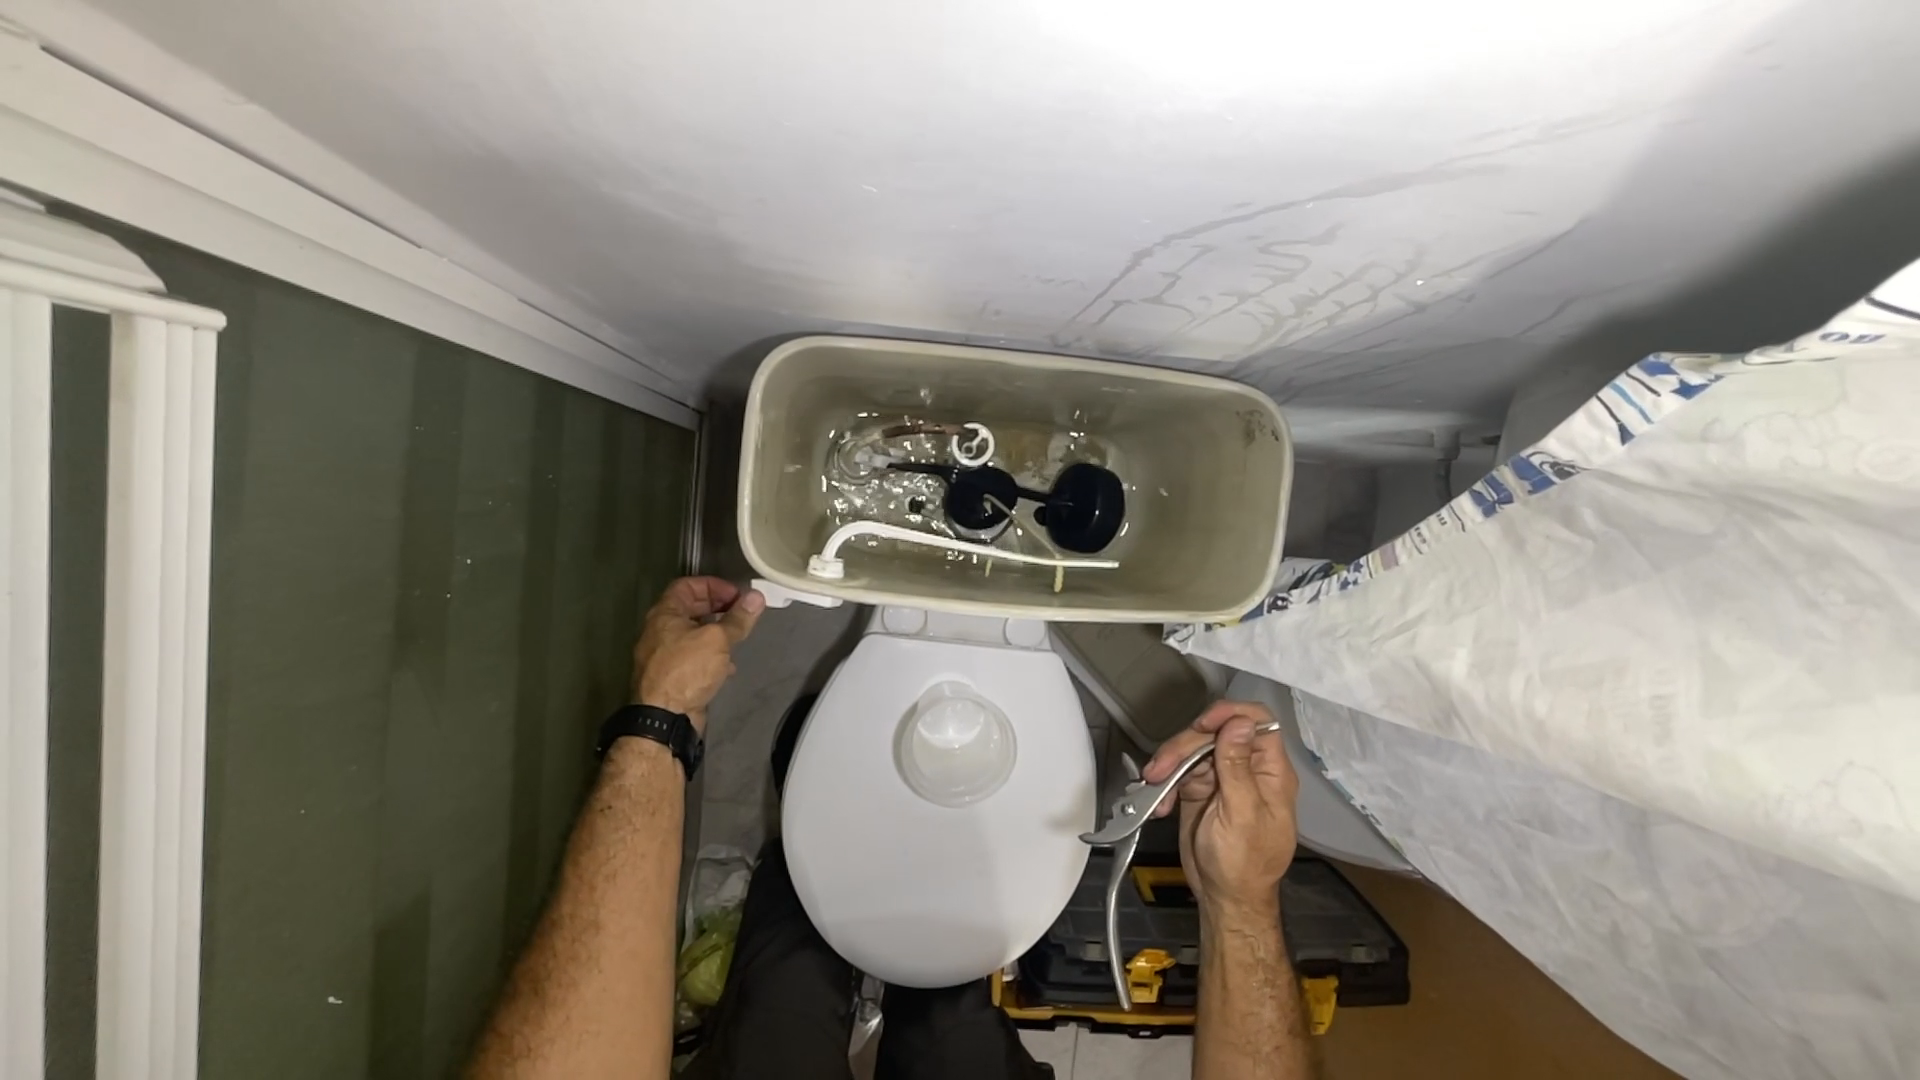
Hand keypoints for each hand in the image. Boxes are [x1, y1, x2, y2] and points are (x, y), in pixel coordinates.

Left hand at [632, 577, 765, 732]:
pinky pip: (694, 656)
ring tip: (738, 635)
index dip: (713, 584)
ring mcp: (664, 654)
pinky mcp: (672, 675)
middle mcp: (661, 630)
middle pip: (690, 608)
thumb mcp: (717, 639)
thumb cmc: (687, 670)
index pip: (686, 585)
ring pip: (693, 633)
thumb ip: (737, 618)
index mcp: (665, 614)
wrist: (664, 717)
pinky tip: (728, 666)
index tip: (736, 594)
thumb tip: (756, 597)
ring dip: (716, 631)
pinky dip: (711, 655)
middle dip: (718, 606)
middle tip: (740, 612)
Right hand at [1141, 701, 1299, 916]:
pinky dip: (1164, 784)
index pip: (1257, 722)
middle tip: (1158, 770)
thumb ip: (1238, 767)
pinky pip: (1178, 771)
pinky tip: (1158, 806)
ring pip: (1191, 749)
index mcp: (1269, 772)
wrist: (1224, 900)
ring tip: (1151, 786)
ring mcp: (1221, 777)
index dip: (1230, 714)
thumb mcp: (1241, 815)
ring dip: (1168, 764)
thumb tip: (1240, 722)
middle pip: (1214, 733)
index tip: (1201, 726)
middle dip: (1183, 747)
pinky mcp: (1198, 789)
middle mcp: (1246, 768)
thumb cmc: (1243, 864)